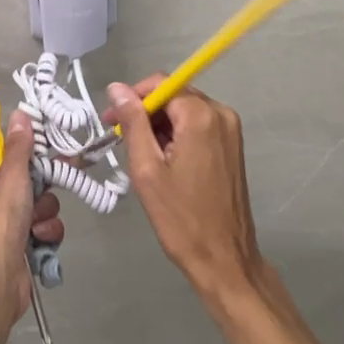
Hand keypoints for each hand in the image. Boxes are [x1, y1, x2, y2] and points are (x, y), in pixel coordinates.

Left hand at [0, 109, 64, 321]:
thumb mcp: (9, 178)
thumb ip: (18, 147)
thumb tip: (19, 113)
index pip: (11, 163)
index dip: (32, 159)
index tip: (53, 155)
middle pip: (32, 186)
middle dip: (43, 194)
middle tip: (46, 193)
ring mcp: (7, 231)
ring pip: (42, 209)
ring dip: (46, 216)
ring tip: (36, 228)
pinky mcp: (22, 251)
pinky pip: (44, 231)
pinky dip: (46, 235)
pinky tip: (41, 243)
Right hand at [106, 75, 263, 295]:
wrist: (224, 259)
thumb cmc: (181, 219)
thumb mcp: (147, 169)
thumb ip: (133, 122)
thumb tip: (116, 87)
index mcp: (200, 115)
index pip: (160, 83)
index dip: (132, 97)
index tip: (111, 122)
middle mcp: (221, 113)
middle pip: (175, 94)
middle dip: (146, 112)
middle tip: (121, 141)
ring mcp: (231, 128)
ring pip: (186, 110)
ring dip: (161, 126)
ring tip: (143, 157)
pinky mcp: (233, 145)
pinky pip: (199, 125)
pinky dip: (179, 135)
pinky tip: (166, 162)